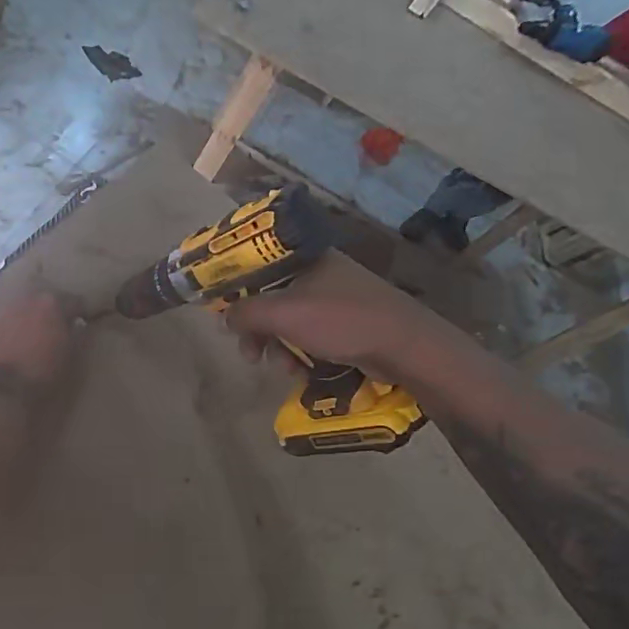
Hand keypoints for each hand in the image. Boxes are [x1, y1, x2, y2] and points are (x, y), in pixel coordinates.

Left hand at [0, 291, 77, 386]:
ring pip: (24, 305)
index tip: (82, 321)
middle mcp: (28, 298)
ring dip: (30, 314)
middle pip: (46, 298)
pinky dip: (12, 324)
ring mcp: (4, 308)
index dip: (81, 312)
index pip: (75, 300)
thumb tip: (78, 324)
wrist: (1, 387)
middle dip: (53, 309)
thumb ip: (76, 334)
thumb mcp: (70, 356)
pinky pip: (5, 317)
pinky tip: (13, 338)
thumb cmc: (43, 372)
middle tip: (57, 324)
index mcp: (52, 303)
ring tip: (33, 331)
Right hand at [223, 251, 443, 381]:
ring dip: (278, 346)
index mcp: (305, 257)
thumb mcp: (284, 313)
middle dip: (257, 329)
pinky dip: (300, 352)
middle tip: (249, 354)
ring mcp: (335, 298)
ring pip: (289, 320)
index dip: (236, 289)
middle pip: (271, 297)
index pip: (257, 264)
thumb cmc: (340, 321)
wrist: (404, 346)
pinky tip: (301, 371)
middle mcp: (320, 272)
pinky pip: (310, 335)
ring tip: (282, 368)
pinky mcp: (347, 323)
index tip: (224, 316)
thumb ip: (247, 312)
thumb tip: (224, 317)